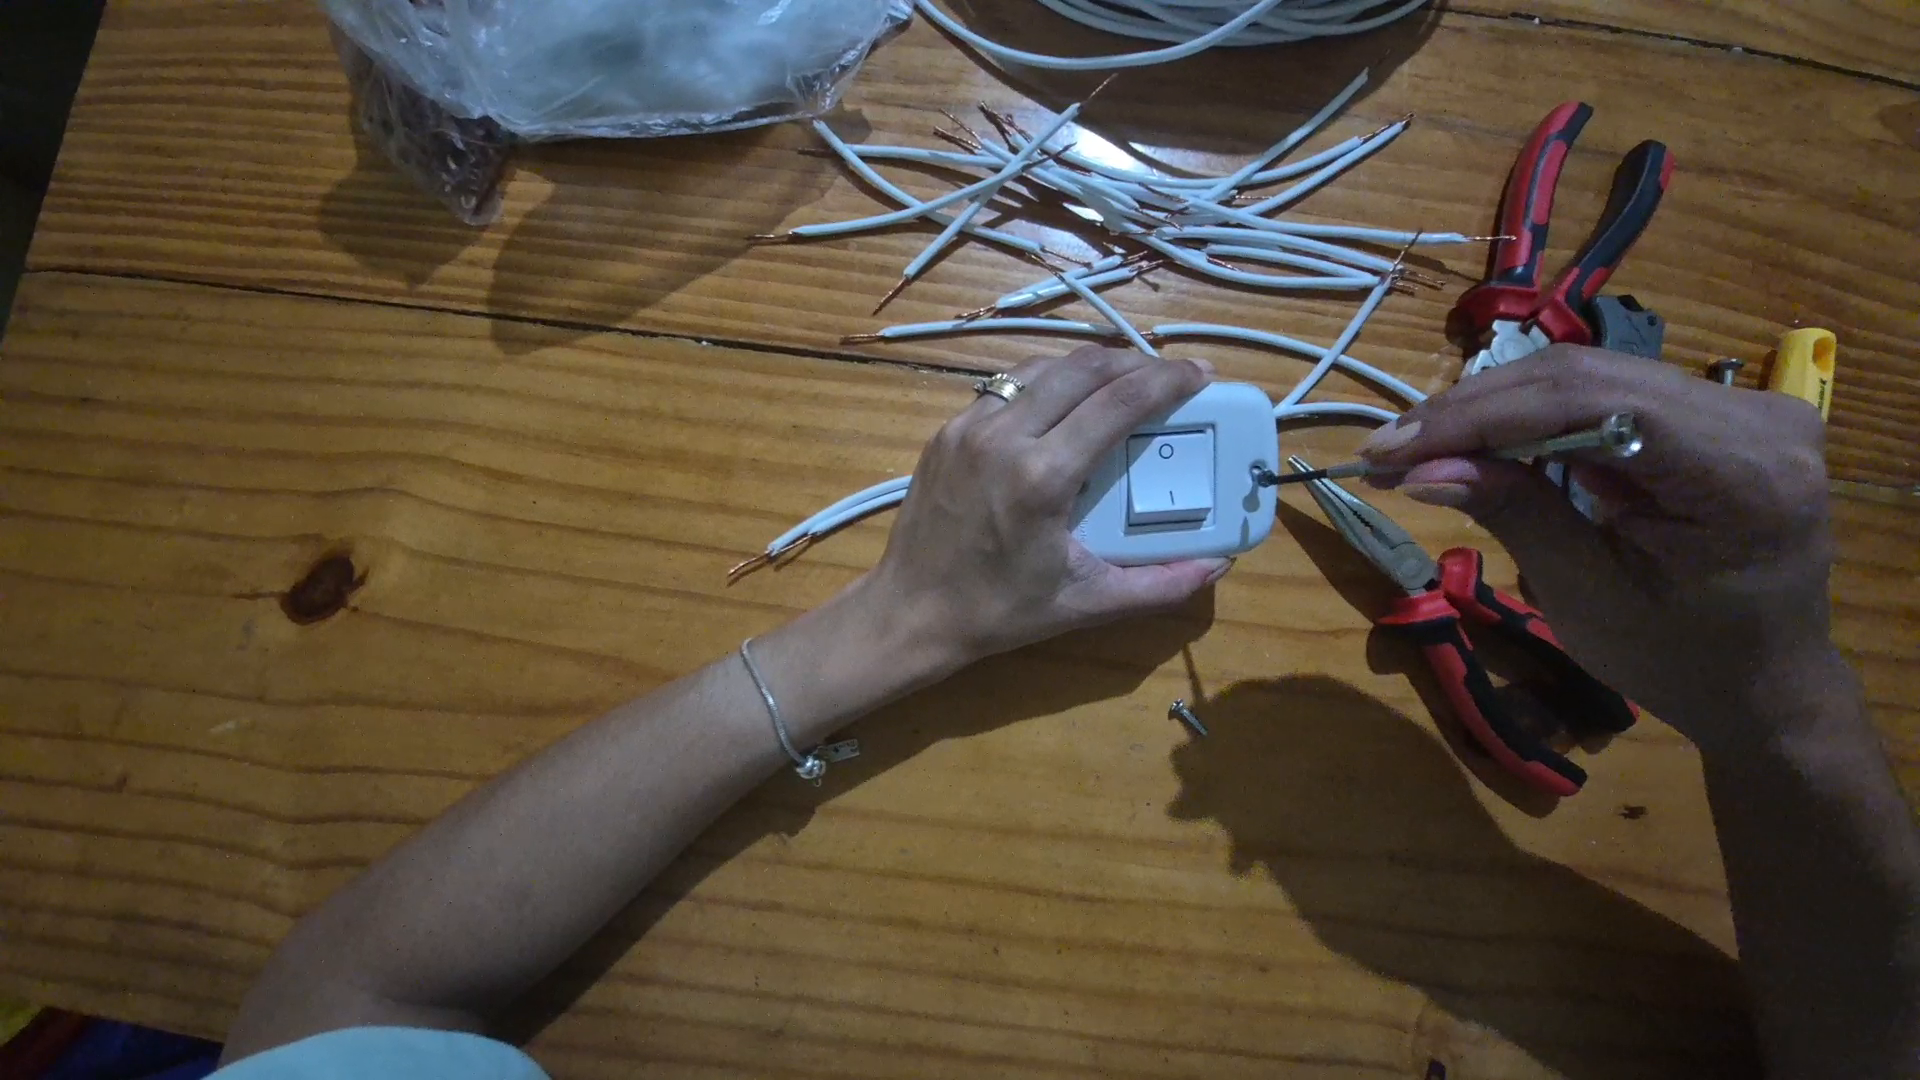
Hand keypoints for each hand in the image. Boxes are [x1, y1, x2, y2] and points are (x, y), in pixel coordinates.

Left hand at [868, 347, 1231, 666]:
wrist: (910, 614)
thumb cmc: (999, 613)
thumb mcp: (1086, 604)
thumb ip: (1158, 585)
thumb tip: (1217, 565)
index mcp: (1041, 476)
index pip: (1118, 401)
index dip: (1168, 378)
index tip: (1201, 373)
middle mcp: (1002, 436)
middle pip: (1083, 368)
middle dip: (1134, 362)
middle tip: (1167, 376)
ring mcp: (967, 428)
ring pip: (1040, 368)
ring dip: (1088, 367)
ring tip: (1121, 382)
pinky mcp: (945, 432)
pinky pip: (1005, 388)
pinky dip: (1045, 384)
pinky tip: (1062, 405)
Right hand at [1357, 345, 1837, 750]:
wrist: (1758, 680)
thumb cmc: (1676, 656)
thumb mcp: (1583, 591)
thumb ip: (1512, 512)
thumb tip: (1418, 472)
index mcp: (1743, 470)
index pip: (1591, 403)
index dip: (1478, 417)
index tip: (1388, 449)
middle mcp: (1751, 414)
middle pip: (1577, 378)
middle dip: (1466, 412)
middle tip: (1382, 451)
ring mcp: (1729, 406)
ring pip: (1573, 377)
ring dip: (1478, 411)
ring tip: (1406, 449)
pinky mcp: (1696, 413)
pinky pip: (1585, 396)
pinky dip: (1509, 420)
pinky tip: (1458, 444)